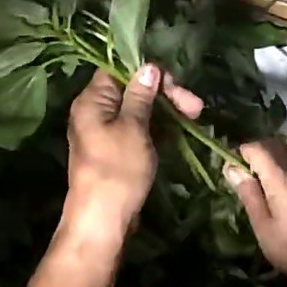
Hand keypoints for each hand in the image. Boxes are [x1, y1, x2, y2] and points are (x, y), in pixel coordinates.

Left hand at [60, 65, 203, 249]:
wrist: (102, 219)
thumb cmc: (117, 170)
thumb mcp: (133, 128)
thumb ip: (140, 96)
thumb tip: (148, 67)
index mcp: (91, 100)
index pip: (119, 70)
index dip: (148, 72)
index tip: (176, 83)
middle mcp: (94, 111)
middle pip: (130, 89)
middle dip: (163, 94)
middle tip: (195, 107)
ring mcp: (104, 131)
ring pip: (137, 110)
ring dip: (164, 111)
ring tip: (194, 117)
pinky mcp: (115, 149)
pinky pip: (136, 128)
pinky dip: (156, 128)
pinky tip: (179, 130)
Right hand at [226, 137, 286, 286]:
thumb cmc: (286, 247)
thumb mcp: (260, 222)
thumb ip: (247, 191)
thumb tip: (230, 167)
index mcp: (280, 180)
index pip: (256, 148)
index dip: (241, 155)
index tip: (234, 172)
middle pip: (273, 143)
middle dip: (255, 151)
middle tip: (245, 172)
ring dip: (276, 148)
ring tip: (266, 165)